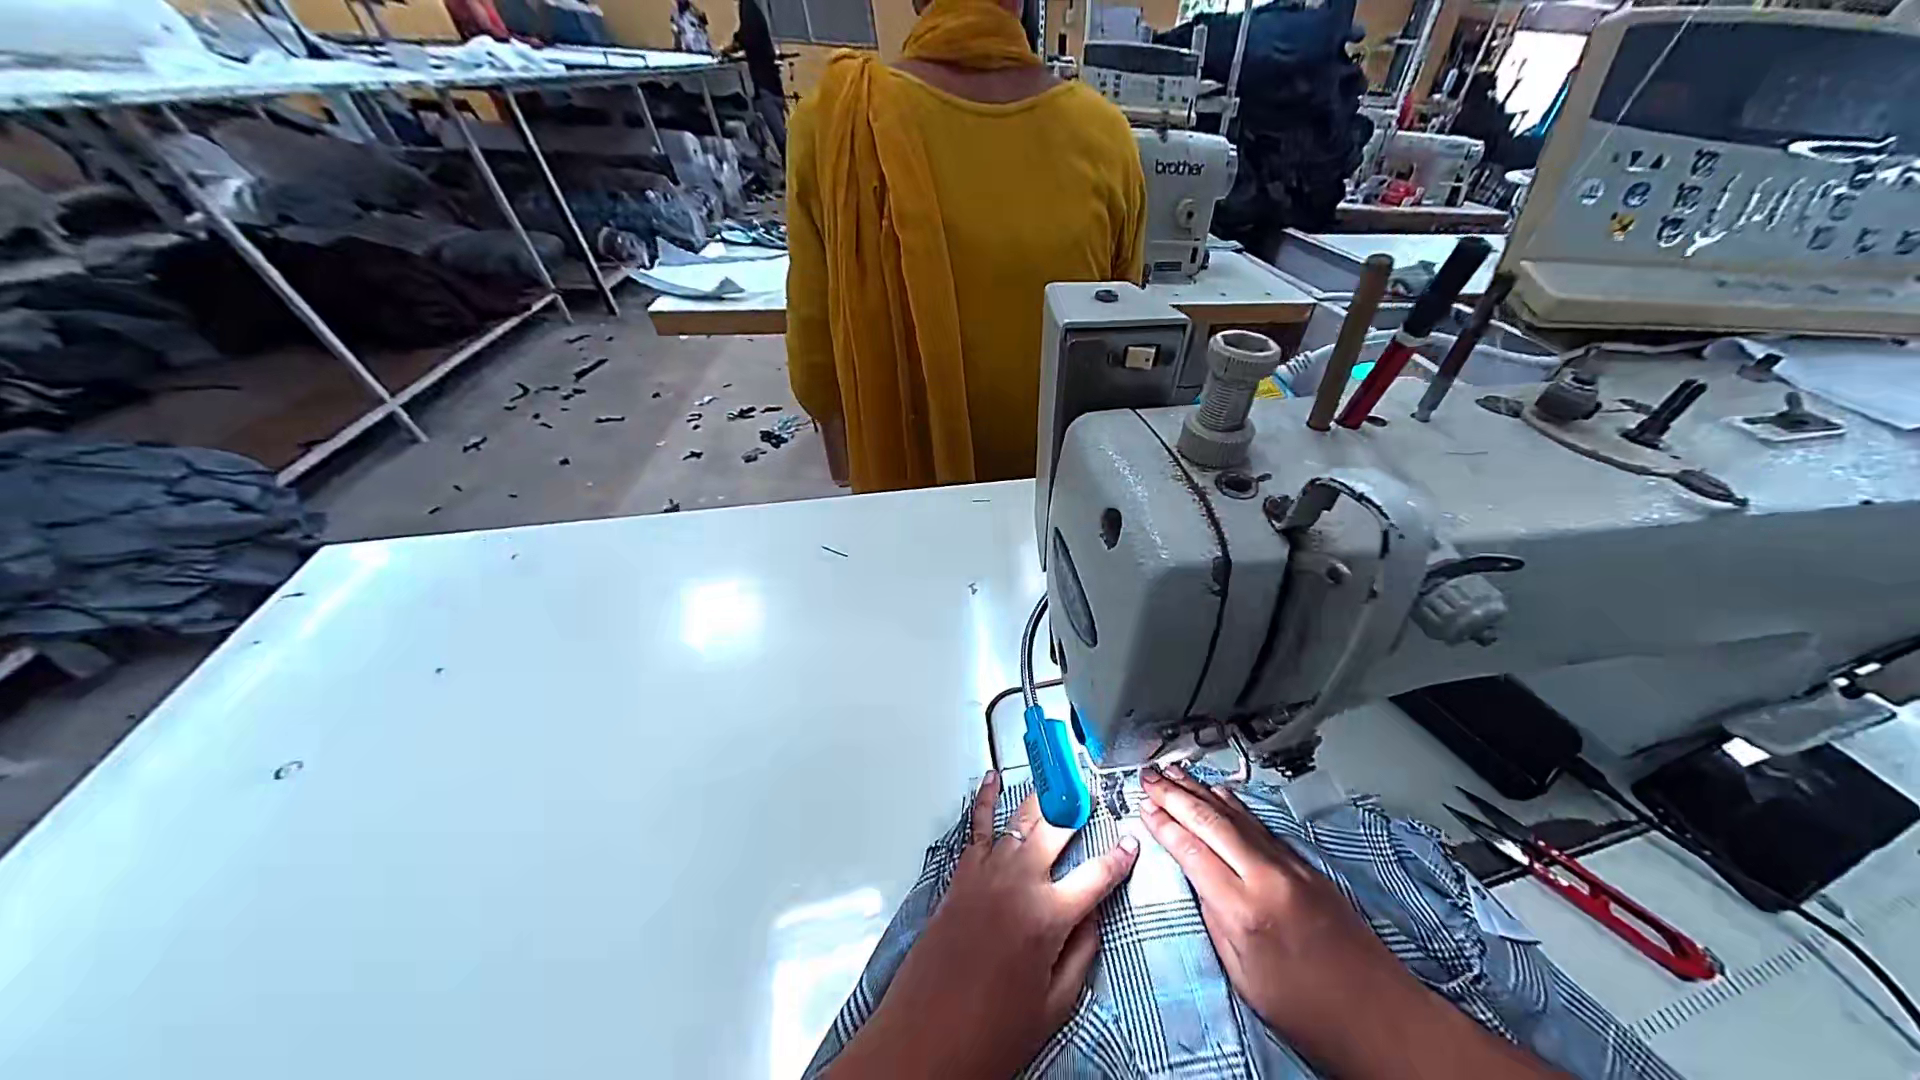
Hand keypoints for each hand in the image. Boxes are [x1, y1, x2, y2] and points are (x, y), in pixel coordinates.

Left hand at [827, 771, 1139, 1079]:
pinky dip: (986, 800)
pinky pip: (978, 827)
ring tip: (1057, 776)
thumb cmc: (990, 1031)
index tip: (1131, 844)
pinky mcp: (961, 875)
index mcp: (1048, 917)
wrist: (925, 1036)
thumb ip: (1081, 952)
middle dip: (1077, 807)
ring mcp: (986, 873)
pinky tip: (992, 780)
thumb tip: (1093, 915)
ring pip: (1019, 820)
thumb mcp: (1055, 1003)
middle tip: (1091, 792)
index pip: (1097, 876)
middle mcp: (1018, 884)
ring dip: (1041, 796)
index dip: (1119, 858)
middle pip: (1056, 830)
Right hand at [1139, 765, 1563, 1079]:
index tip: (1143, 806)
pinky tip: (1219, 792)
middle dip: (1175, 795)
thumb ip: (1214, 917)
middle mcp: (1267, 878)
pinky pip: (1261, 826)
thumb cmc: (1307, 1012)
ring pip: (1236, 816)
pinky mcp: (1308, 867)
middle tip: (1149, 776)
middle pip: (1210, 822)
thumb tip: (1194, 877)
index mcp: (1243, 909)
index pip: (1191, 851)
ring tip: (1174, 772)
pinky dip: (1235, 805)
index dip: (1164, 825)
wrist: (1382, 1019)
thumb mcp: (1241, 973)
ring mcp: (1291, 867)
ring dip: (1201, 791)